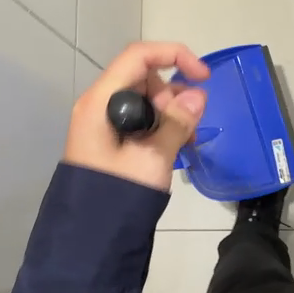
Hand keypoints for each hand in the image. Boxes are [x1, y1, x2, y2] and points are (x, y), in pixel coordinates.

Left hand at [65, 42, 210, 191]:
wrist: (90, 236)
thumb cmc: (117, 194)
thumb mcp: (152, 158)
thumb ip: (176, 123)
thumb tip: (197, 95)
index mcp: (101, 102)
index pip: (139, 57)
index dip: (174, 55)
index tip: (203, 77)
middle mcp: (99, 105)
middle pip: (143, 77)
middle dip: (173, 93)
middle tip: (189, 124)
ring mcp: (104, 122)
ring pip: (145, 98)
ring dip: (171, 112)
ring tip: (186, 140)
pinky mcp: (111, 139)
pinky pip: (140, 118)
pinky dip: (161, 125)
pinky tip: (175, 146)